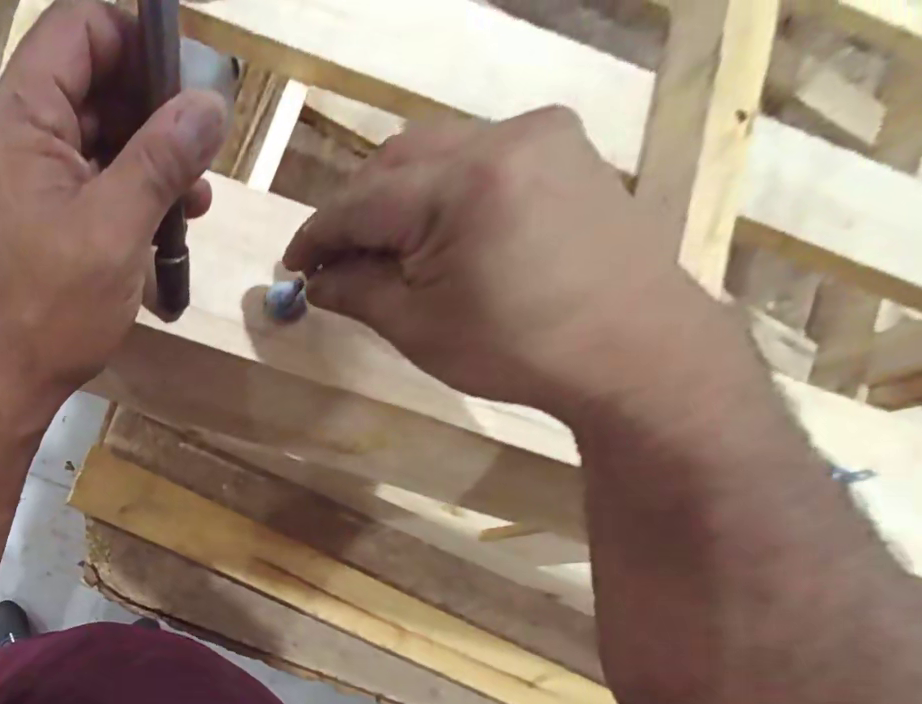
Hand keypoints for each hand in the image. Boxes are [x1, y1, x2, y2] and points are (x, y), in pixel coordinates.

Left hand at [0, 0, 225, 418]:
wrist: (26, 375)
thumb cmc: (62, 308)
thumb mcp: (118, 228)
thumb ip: (161, 158)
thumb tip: (210, 102)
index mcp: (17, 124)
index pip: (76, 31)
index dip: (136, 40)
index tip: (186, 78)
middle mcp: (14, 135)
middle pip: (90, 79)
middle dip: (152, 105)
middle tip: (200, 141)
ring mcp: (27, 173)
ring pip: (99, 129)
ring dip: (152, 151)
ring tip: (197, 189)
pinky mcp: (44, 206)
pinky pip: (94, 172)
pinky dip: (135, 183)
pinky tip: (177, 212)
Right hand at [281, 109, 756, 424]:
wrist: (631, 348)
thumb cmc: (517, 350)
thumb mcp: (419, 328)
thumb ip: (357, 292)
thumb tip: (313, 280)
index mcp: (462, 185)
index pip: (360, 202)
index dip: (316, 234)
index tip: (290, 264)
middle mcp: (501, 136)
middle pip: (394, 162)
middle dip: (356, 211)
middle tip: (337, 261)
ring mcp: (540, 134)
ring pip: (435, 151)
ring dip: (397, 195)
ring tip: (386, 248)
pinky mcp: (563, 146)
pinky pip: (478, 153)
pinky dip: (443, 187)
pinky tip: (440, 230)